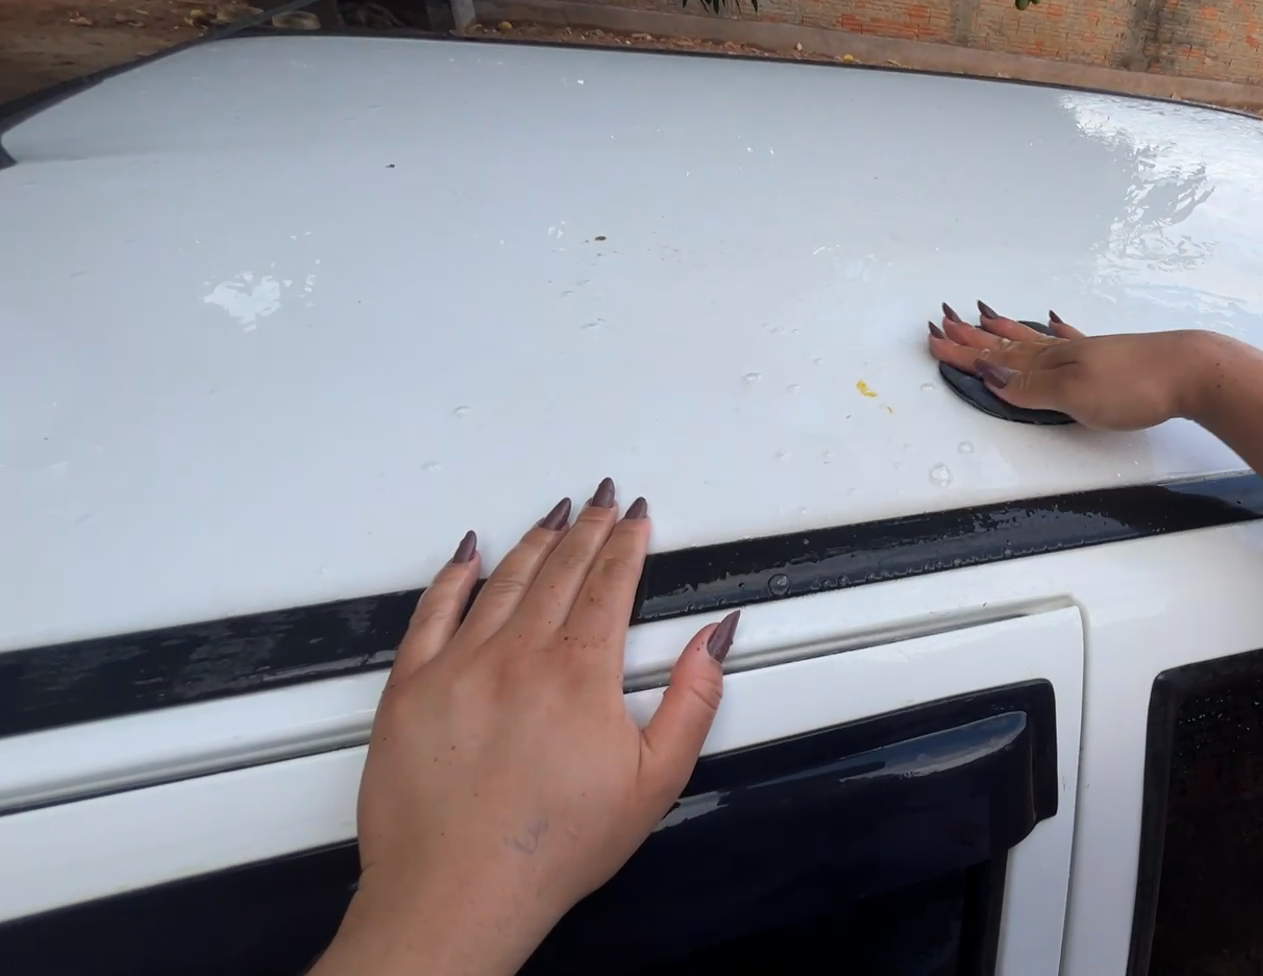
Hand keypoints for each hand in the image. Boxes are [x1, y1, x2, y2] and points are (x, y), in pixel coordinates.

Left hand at [311, 480, 739, 975]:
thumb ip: (696, 697)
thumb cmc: (557, 844)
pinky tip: (470, 551)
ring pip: (506, 579)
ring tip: (557, 511)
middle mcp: (519, 656)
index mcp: (580, 672)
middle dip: (590, 527)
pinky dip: (454, 575)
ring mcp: (459, 668)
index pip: (610, 583)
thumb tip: (715, 636)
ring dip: (537, 539)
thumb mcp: (659, 777)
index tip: (637, 517)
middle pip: (562, 569)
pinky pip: (431, 613)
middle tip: (604, 499)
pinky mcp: (410, 690)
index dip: (628, 543)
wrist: (454, 900)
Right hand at [927, 301, 1224, 429]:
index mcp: (1050, 363)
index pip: (996, 357)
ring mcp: (1084, 352)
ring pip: (1032, 338)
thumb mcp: (1077, 394)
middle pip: (1007, 343)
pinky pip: (1069, 338)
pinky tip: (1053, 320)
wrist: (1192, 372)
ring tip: (982, 315)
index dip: (964, 353)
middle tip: (943, 323)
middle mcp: (1061, 352)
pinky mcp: (1107, 357)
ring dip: (1004, 329)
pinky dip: (1054, 329)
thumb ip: (1032, 386)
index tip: (933, 342)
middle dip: (973, 337)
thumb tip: (988, 372)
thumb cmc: (1134, 387)